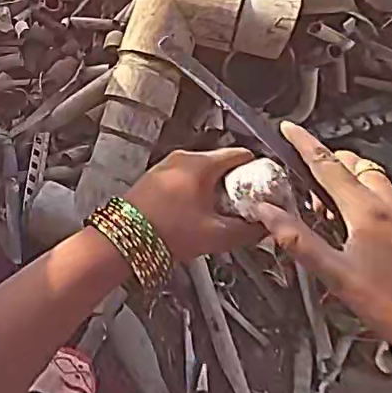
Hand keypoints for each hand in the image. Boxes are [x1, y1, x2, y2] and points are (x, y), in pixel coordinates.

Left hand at [123, 148, 264, 261]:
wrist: (127, 238)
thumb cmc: (167, 232)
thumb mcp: (218, 235)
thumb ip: (248, 230)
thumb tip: (264, 228)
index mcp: (200, 163)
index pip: (239, 154)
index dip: (257, 170)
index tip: (265, 187)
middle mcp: (182, 157)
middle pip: (221, 163)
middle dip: (236, 183)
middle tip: (246, 206)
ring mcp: (166, 165)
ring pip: (202, 171)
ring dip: (215, 189)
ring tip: (222, 213)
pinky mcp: (156, 177)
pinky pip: (185, 178)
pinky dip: (197, 191)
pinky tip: (198, 213)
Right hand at [251, 122, 391, 353]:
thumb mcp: (339, 278)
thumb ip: (298, 240)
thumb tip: (266, 213)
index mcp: (368, 210)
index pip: (326, 163)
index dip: (303, 142)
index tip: (290, 129)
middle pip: (356, 165)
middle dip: (331, 163)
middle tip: (313, 182)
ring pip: (380, 181)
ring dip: (357, 183)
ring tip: (343, 212)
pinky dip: (382, 202)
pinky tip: (379, 232)